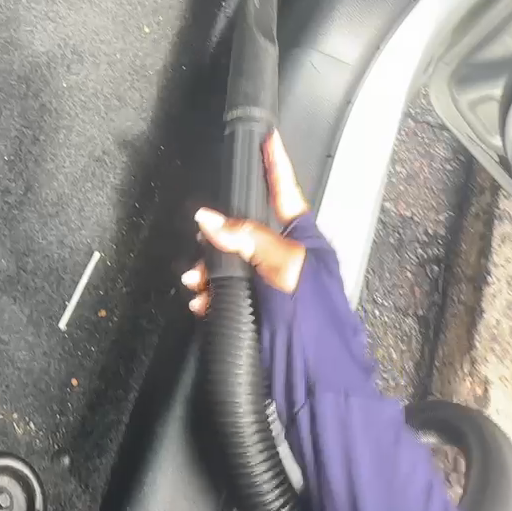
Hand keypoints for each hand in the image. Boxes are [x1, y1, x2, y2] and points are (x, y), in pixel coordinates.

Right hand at [181, 131, 308, 313]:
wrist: (315, 375)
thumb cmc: (312, 313)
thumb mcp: (282, 264)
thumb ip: (245, 236)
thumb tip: (206, 217)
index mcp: (300, 235)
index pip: (284, 188)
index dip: (274, 162)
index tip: (267, 135)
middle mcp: (284, 252)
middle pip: (243, 227)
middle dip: (216, 234)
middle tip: (200, 238)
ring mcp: (269, 279)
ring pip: (228, 259)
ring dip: (208, 270)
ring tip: (197, 283)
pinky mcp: (255, 304)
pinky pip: (224, 289)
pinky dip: (210, 294)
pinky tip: (203, 302)